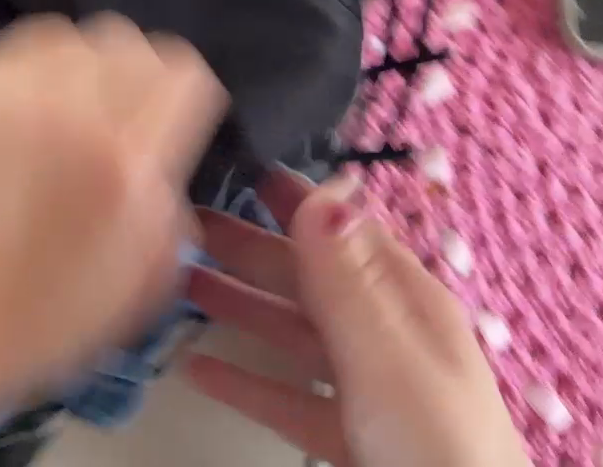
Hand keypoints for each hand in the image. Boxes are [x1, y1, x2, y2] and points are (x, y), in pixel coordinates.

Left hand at [0, 14, 225, 405]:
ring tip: (56, 107)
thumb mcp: (145, 276)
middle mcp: (59, 111)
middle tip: (109, 110)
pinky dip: (14, 71)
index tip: (166, 108)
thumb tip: (154, 149)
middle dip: (125, 70)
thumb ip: (165, 196)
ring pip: (56, 34)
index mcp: (121, 161)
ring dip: (67, 63)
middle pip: (115, 38)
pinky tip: (8, 112)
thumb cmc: (45, 313)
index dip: (178, 87)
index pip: (175, 69)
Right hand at [186, 169, 529, 466]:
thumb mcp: (385, 359)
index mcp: (405, 303)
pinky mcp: (345, 432)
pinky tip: (195, 367)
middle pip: (301, 274)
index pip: (340, 226)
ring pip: (286, 327)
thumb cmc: (431, 446)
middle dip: (239, 244)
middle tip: (172, 220)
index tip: (223, 163)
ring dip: (231, 302)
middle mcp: (384, 334)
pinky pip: (282, 392)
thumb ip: (345, 280)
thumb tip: (318, 193)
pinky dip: (240, 378)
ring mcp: (365, 384)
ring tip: (172, 284)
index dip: (287, 195)